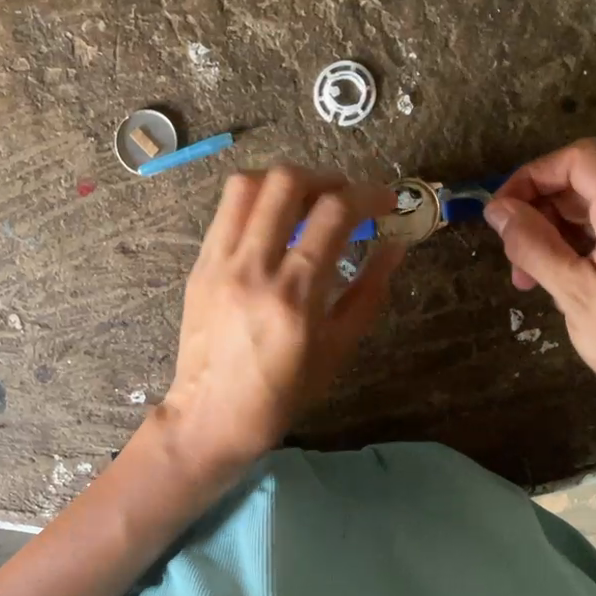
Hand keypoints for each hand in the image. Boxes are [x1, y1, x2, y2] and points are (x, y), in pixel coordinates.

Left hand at [153, 167, 401, 481]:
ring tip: (304, 201)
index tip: (386, 199)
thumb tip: (396, 246)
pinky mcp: (199, 267)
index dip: (369, 194)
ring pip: (247, 185)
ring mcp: (220, 264)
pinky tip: (270, 223)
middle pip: (287, 182)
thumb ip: (368, 294)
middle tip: (343, 197)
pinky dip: (254, 202)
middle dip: (326, 177)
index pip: (334, 212)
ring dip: (284, 181)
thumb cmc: (281, 395)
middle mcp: (254, 268)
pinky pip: (225, 212)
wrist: (210, 418)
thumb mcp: (336, 351)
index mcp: (295, 295)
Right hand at [484, 139, 595, 465]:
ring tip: (530, 280)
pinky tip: (562, 280)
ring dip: (554, 231)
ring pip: (595, 206)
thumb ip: (535, 246)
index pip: (579, 159)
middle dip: (538, 210)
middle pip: (585, 180)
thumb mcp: (575, 296)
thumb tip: (498, 209)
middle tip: (511, 261)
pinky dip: (578, 244)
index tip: (500, 214)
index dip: (531, 175)